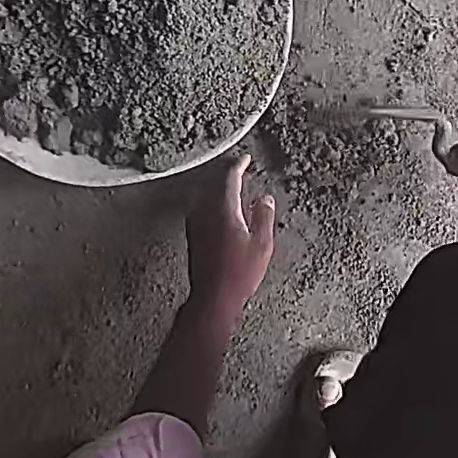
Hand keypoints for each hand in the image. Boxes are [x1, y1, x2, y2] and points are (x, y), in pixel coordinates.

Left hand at [184, 152, 275, 327]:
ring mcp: (196, 224)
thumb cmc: (237, 275)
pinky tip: (226, 213)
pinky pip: (204, 208)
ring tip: (237, 192)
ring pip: (208, 195)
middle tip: (243, 172)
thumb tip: (264, 199)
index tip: (245, 159)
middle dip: (231, 177)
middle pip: (216, 184)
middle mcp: (205, 212)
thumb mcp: (262, 245)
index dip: (239, 164)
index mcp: (223, 210)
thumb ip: (264, 216)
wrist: (212, 299)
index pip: (229, 177)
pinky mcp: (193, 235)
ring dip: (222, 190)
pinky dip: (216, 204)